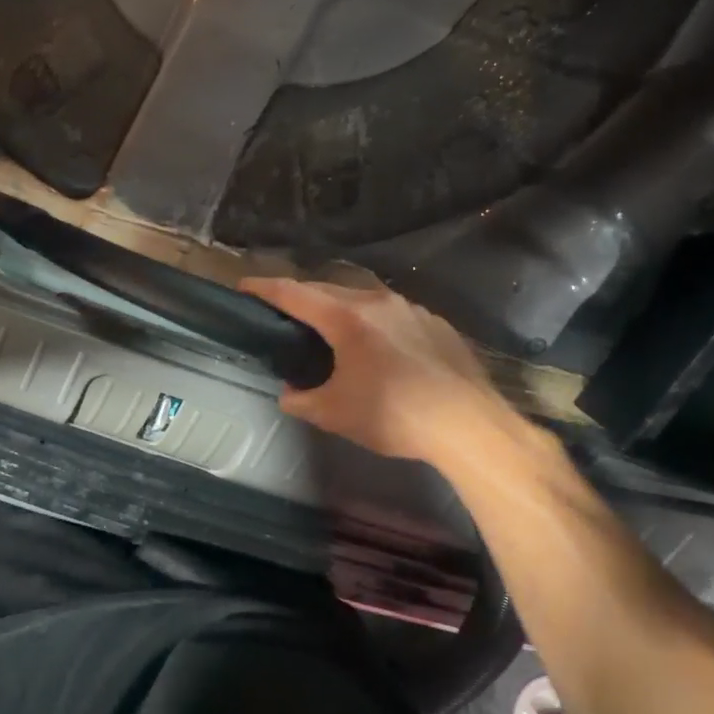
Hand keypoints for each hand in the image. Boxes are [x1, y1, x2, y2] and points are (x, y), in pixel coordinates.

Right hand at [240, 278, 511, 462]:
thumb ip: (299, 398)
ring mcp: (413, 310)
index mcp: (347, 318)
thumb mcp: (331, 413)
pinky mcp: (438, 326)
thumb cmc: (393, 415)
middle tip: (281, 313)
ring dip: (339, 309)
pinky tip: (376, 350)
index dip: (263, 288)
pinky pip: (392, 315)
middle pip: (327, 289)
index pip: (293, 293)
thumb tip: (290, 391)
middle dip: (299, 297)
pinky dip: (372, 324)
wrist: (471, 427)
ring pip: (362, 300)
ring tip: (328, 331)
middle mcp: (378, 303)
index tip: (242, 286)